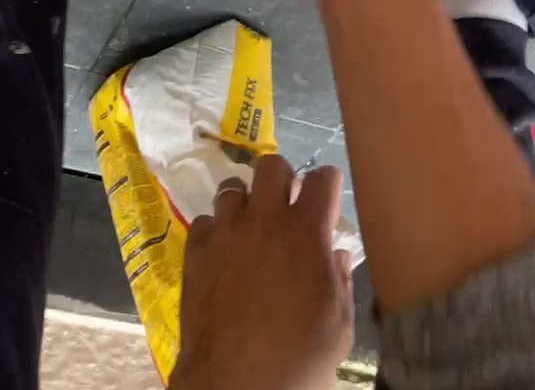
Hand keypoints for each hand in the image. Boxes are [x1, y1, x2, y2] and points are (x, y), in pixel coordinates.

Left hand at [172, 156, 355, 389]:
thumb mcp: (338, 327)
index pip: (321, 180)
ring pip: (232, 189)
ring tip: (250, 229)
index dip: (327, 182)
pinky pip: (206, 221)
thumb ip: (339, 280)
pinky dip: (217, 231)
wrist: (237, 384)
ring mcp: (225, 232)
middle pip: (270, 165)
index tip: (327, 191)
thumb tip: (335, 253)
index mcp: (305, 233)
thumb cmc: (300, 361)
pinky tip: (223, 253)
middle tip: (286, 202)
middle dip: (282, 177)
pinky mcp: (196, 249)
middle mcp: (264, 220)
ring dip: (245, 204)